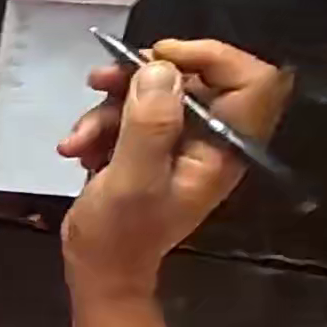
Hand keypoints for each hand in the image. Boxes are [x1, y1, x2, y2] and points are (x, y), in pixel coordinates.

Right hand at [57, 39, 290, 300]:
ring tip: (76, 140)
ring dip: (105, 111)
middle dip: (138, 81)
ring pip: (149, 99)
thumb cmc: (118, 233)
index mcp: (222, 148)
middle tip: (99, 81)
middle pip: (190, 82)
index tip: (158, 58)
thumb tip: (159, 68)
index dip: (210, 57)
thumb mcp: (132, 180)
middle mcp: (205, 141)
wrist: (97, 269)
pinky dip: (97, 129)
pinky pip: (126, 119)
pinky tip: (75, 150)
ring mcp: (173, 146)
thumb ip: (149, 125)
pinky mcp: (143, 151)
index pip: (250, 80)